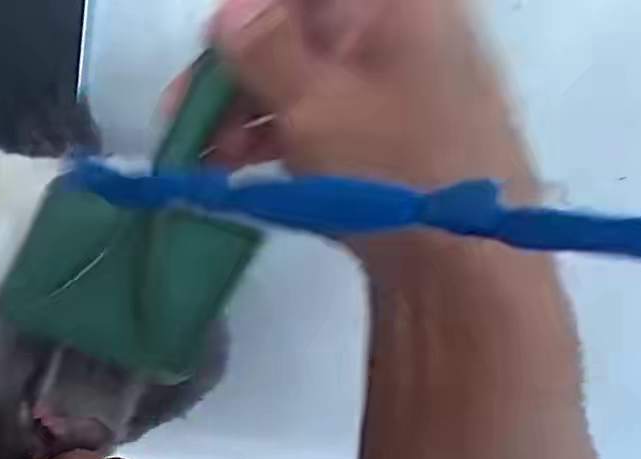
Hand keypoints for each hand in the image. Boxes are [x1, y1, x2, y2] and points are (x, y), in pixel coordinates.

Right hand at [202, 0, 535, 198]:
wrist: (455, 251)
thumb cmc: (392, 164)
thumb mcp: (319, 104)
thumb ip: (267, 54)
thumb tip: (226, 11)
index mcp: (387, 3)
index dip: (243, 20)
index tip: (201, 65)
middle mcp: (386, 32)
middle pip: (291, 36)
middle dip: (232, 80)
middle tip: (184, 128)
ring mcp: (379, 88)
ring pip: (292, 86)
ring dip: (240, 120)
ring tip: (203, 165)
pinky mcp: (369, 138)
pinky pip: (306, 123)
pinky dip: (266, 143)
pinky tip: (234, 173)